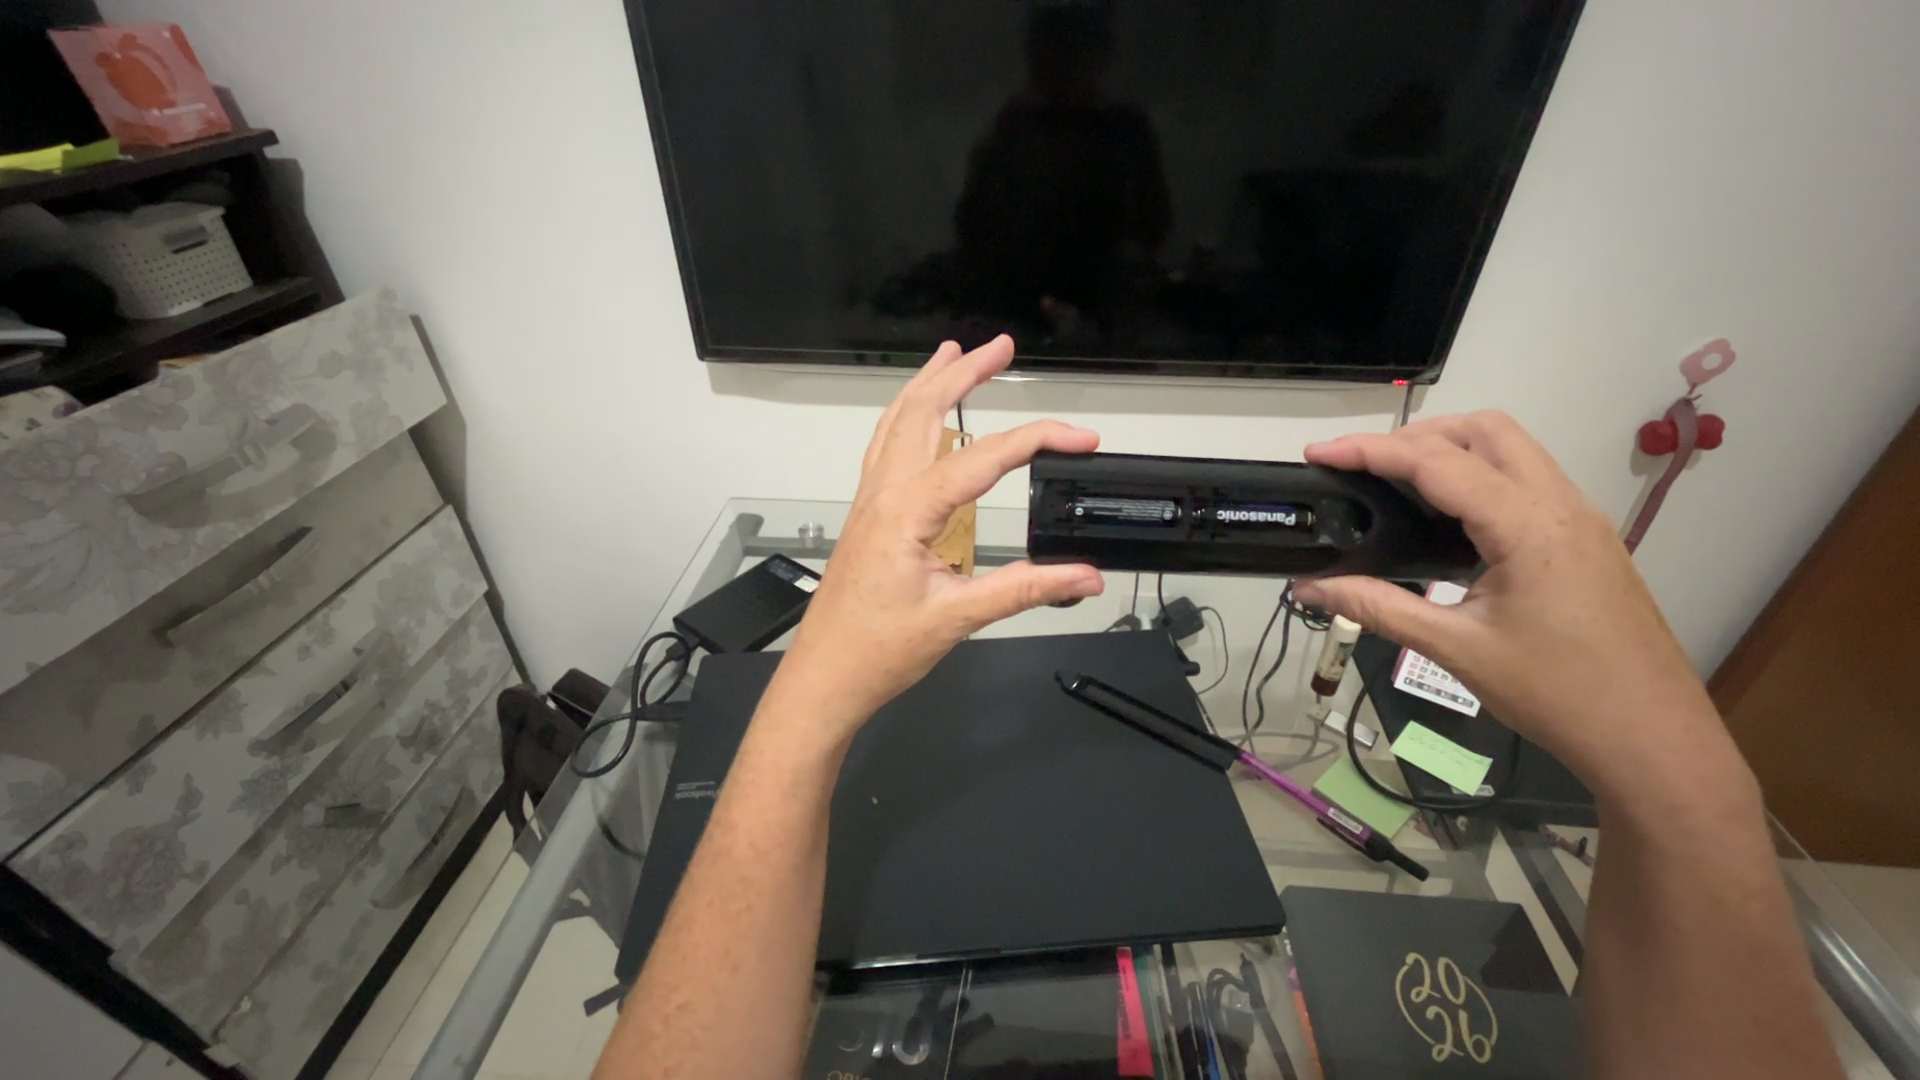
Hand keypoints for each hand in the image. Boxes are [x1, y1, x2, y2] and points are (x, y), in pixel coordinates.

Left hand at [769, 337, 1105, 739]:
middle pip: (924, 411)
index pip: (983, 458)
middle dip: (964, 371)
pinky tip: (915, 416)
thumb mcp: (959, 618)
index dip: (1039, 441)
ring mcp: (869, 501)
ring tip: (953, 353)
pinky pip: (883, 447)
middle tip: (999, 346)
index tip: (1081, 438)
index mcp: (906, 512)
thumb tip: (1081, 576)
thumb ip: (1025, 589)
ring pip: (896, 422)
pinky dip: (904, 416)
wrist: (826, 674)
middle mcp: (883, 495)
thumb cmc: (876, 649)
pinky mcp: (867, 514)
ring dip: (928, 384)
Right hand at [1292, 411, 1722, 782]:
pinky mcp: (1584, 538)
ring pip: (1511, 449)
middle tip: (1361, 466)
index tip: (1319, 453)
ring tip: (1393, 483)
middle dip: (1415, 435)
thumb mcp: (1455, 648)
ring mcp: (1579, 518)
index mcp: (1528, 526)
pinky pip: (1525, 480)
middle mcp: (1560, 505)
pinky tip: (1444, 519)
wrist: (1651, 737)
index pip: (1437, 462)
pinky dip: (1476, 476)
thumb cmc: (1556, 693)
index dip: (1371, 449)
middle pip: (1484, 430)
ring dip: (1449, 449)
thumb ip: (1375, 607)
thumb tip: (1307, 588)